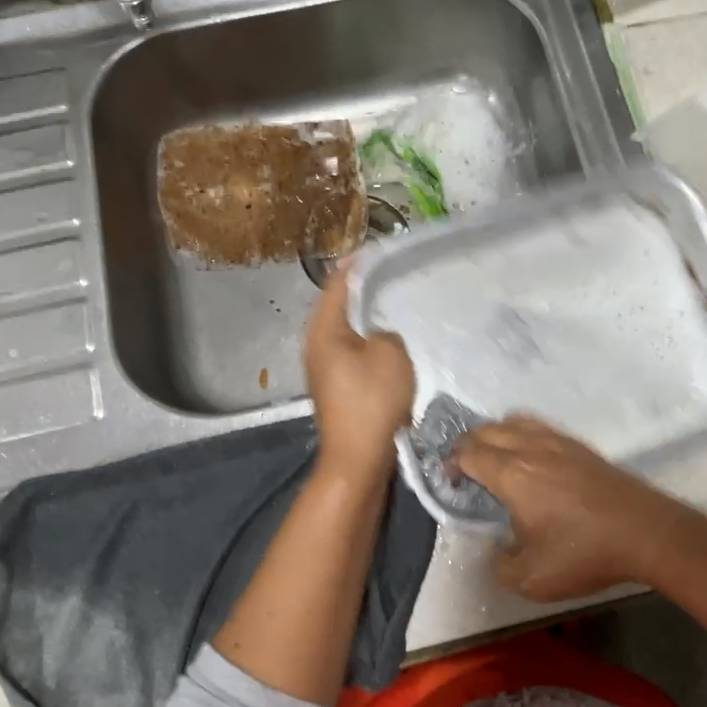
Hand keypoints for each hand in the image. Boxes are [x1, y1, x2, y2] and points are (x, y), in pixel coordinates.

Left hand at [305, 268, 414, 486]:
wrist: (358, 457)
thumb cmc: (372, 400)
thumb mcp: (391, 353)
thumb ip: (386, 332)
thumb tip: (378, 337)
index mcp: (323, 332)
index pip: (335, 286)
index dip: (353, 266)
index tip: (371, 249)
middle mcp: (316, 347)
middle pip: (335, 308)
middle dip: (358, 291)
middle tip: (385, 274)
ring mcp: (323, 370)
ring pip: (344, 333)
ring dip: (364, 319)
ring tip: (390, 304)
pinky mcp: (336, 389)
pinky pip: (352, 355)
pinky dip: (367, 344)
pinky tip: (388, 344)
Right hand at [453, 417, 687, 601]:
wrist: (645, 532)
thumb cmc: (583, 554)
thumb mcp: (532, 579)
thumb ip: (502, 565)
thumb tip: (497, 549)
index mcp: (511, 474)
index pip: (468, 453)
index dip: (451, 464)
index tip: (450, 482)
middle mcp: (530, 448)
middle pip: (486, 430)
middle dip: (468, 446)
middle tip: (465, 470)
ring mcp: (558, 442)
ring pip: (514, 421)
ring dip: (495, 435)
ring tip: (495, 459)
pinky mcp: (580, 446)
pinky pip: (539, 427)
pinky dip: (522, 434)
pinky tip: (530, 458)